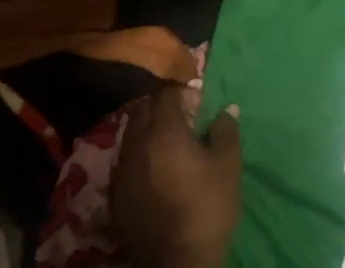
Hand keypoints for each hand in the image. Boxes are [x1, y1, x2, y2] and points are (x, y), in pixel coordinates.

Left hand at [111, 84, 241, 267]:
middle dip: (158, 106)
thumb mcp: (228, 163)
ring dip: (146, 131)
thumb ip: (225, 130)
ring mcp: (122, 173)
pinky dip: (138, 157)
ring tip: (167, 142)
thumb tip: (226, 109)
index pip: (165, 96)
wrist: (180, 260)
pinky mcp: (115, 198)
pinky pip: (124, 164)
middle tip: (181, 116)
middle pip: (140, 111)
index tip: (195, 99)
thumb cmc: (209, 204)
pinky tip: (153, 170)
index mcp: (165, 132)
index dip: (180, 92)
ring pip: (129, 137)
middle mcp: (137, 146)